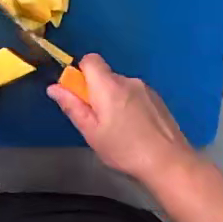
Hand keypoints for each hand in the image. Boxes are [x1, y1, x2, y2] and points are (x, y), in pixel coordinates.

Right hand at [47, 53, 198, 185]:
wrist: (168, 162)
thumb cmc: (124, 149)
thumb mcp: (90, 132)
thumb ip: (72, 106)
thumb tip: (53, 87)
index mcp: (108, 86)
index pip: (90, 60)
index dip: (80, 73)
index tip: (79, 95)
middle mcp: (128, 81)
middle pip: (105, 75)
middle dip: (96, 92)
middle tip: (97, 121)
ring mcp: (146, 89)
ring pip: (120, 86)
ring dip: (113, 100)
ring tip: (118, 129)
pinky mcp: (158, 99)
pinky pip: (134, 95)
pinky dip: (128, 106)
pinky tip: (134, 129)